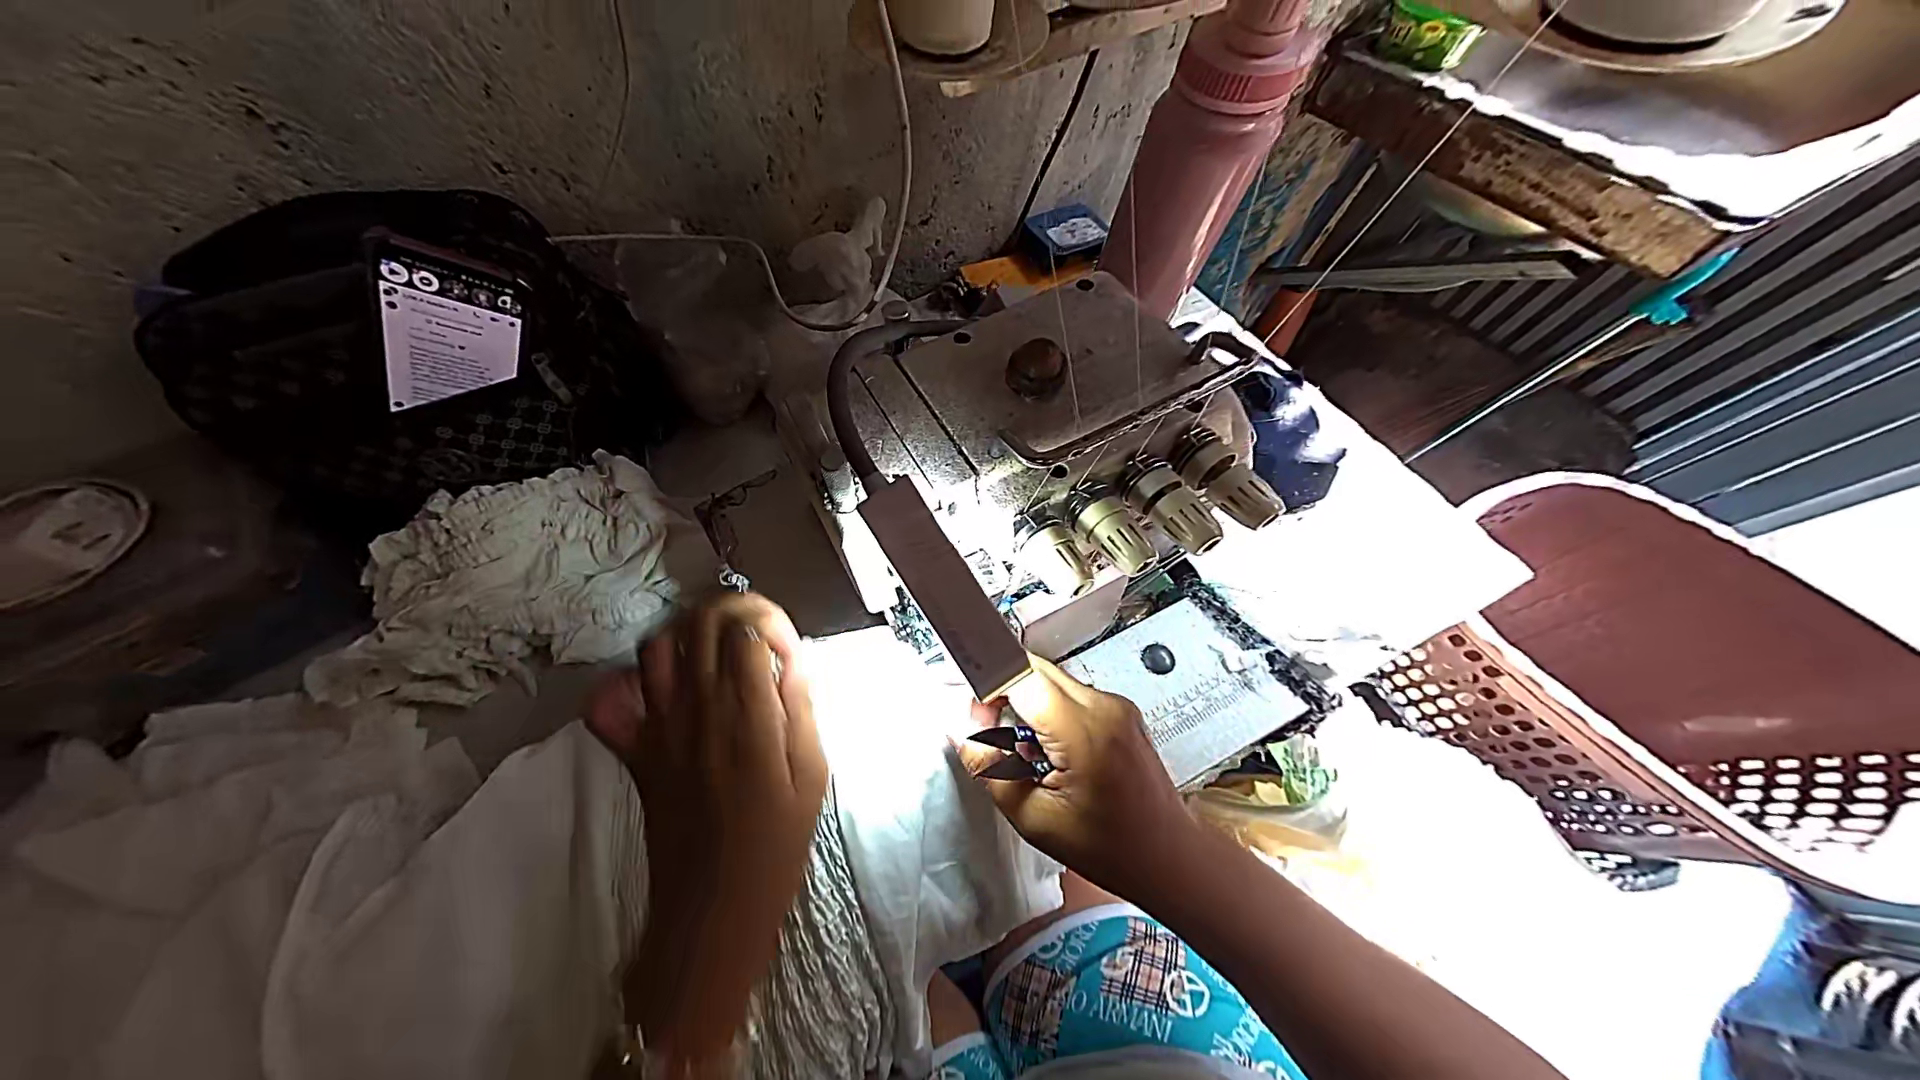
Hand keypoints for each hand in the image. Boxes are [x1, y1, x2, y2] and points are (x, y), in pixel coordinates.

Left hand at [585, 593, 826, 1063]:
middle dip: (731, 610)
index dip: (768, 620)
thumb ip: (800, 707)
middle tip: (757, 635)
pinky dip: (631, 681)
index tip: (785, 646)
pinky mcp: (635, 751)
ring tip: (719, 653)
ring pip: (659, 646)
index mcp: (745, 712)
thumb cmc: (777, 841)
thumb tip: (791, 657)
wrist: (713, 907)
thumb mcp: (812, 773)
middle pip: (700, 622)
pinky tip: (665, 689)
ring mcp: (657, 728)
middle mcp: (696, 708)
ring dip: (690, 634)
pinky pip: (613, 699)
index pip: (744, 627)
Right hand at [953, 655, 1201, 904]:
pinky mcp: (1120, 710)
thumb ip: (990, 769)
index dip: (987, 686)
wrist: (1168, 855)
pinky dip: (1049, 712)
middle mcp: (1105, 706)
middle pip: (1033, 670)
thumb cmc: (1110, 847)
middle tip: (991, 733)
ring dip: (1026, 703)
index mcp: (1085, 730)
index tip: (973, 711)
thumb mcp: (1034, 817)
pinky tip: (1052, 751)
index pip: (1021, 674)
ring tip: (1028, 751)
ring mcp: (1117, 705)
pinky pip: (1071, 694)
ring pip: (1050, 680)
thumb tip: (963, 734)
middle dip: (1002, 693)